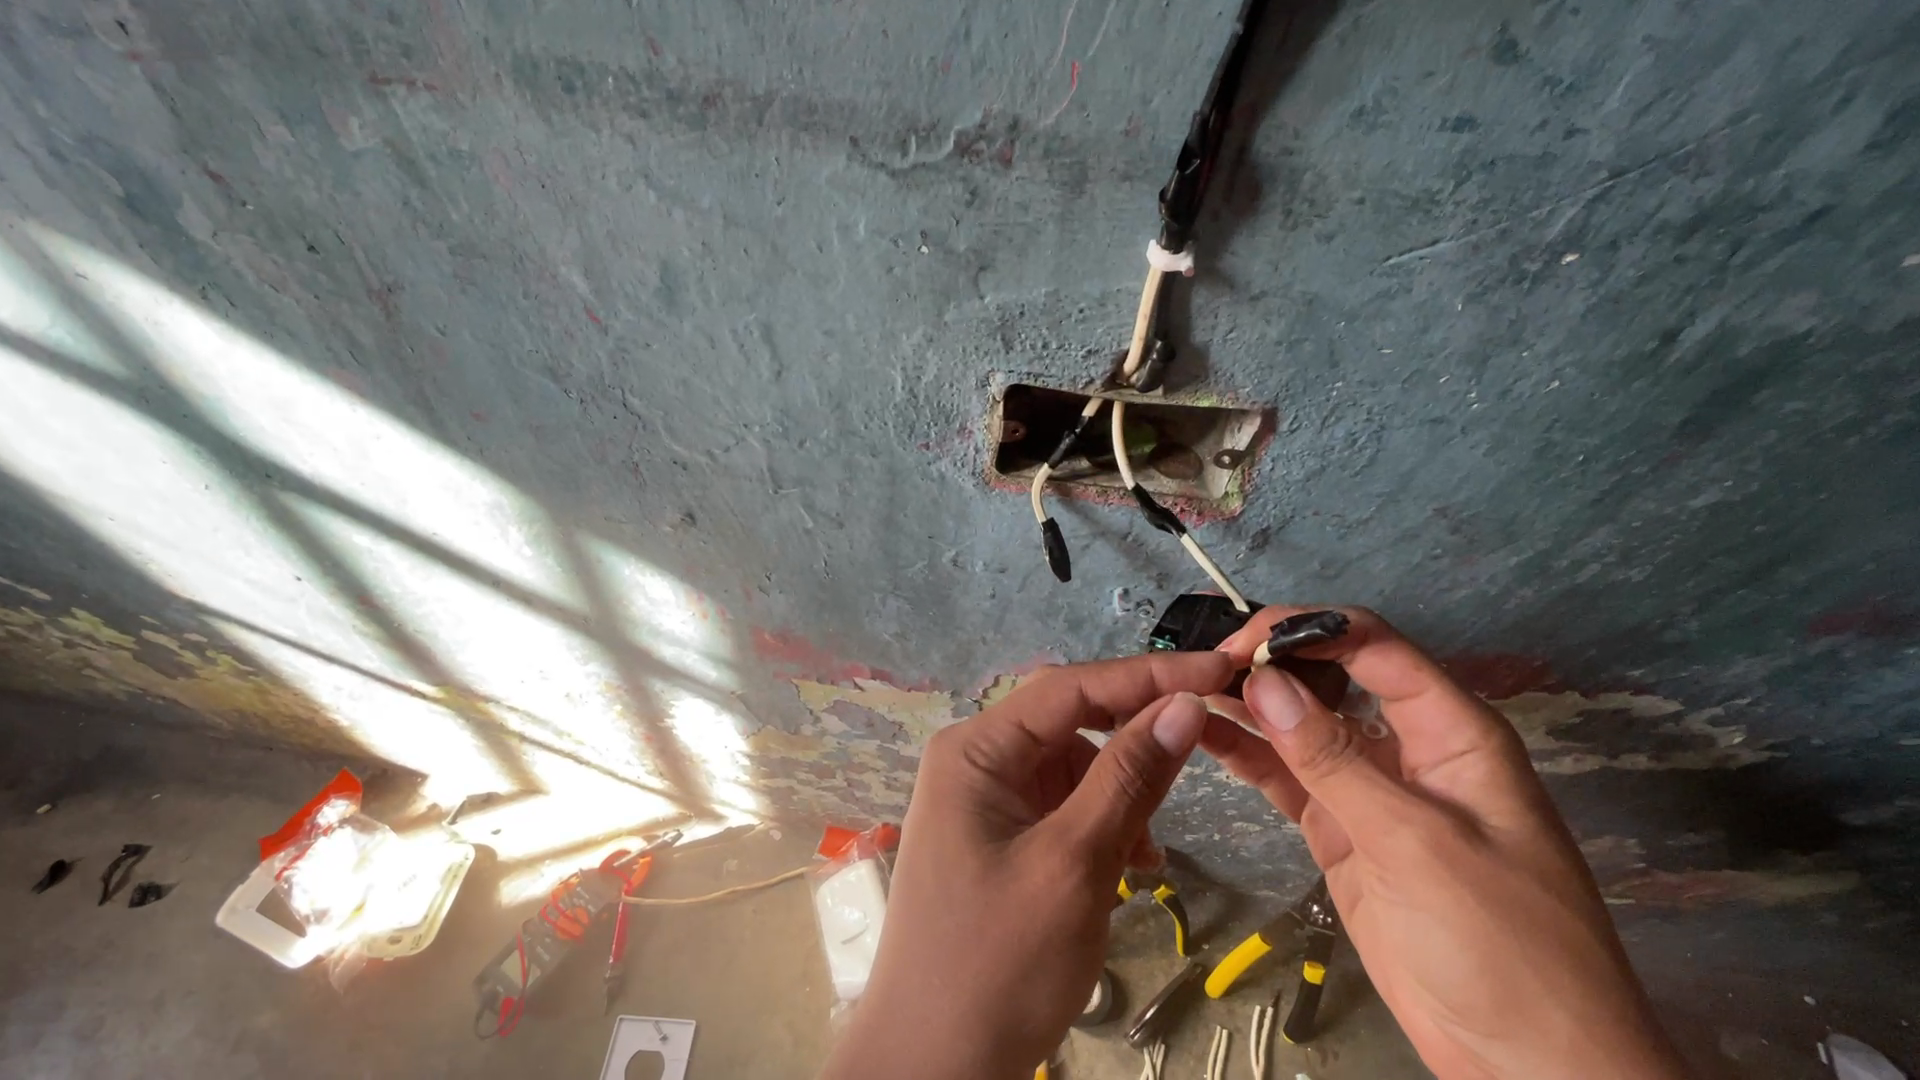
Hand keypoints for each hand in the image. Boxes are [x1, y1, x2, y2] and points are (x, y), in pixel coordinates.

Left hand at [819, 652, 1232, 1079]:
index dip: (1148, 675)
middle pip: (1070, 722)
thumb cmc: (998, 964)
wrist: (933, 1067)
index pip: (1071, 686)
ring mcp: (984, 801)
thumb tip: (1183, 704)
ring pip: (1072, 768)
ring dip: (1121, 793)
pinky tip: (1129, 866)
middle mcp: (975, 760)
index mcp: (975, 749)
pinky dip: (1102, 825)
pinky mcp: (999, 838)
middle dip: (1136, 734)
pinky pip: (1062, 808)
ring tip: (1146, 850)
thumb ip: (1128, 778)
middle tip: (1208, 740)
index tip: (1221, 669)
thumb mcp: (1074, 864)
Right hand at [1206, 606, 1687, 1079]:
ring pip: (1301, 727)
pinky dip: (1249, 757)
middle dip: (1270, 664)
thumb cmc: (1498, 943)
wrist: (1526, 1063)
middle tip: (1200, 671)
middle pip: (1331, 678)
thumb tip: (1262, 682)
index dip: (1307, 629)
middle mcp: (1408, 745)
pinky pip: (1288, 778)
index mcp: (1452, 730)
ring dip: (1250, 707)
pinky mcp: (1341, 830)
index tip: (1241, 644)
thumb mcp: (1415, 843)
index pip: (1373, 646)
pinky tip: (1204, 738)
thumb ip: (1333, 759)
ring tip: (1186, 694)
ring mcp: (1370, 789)